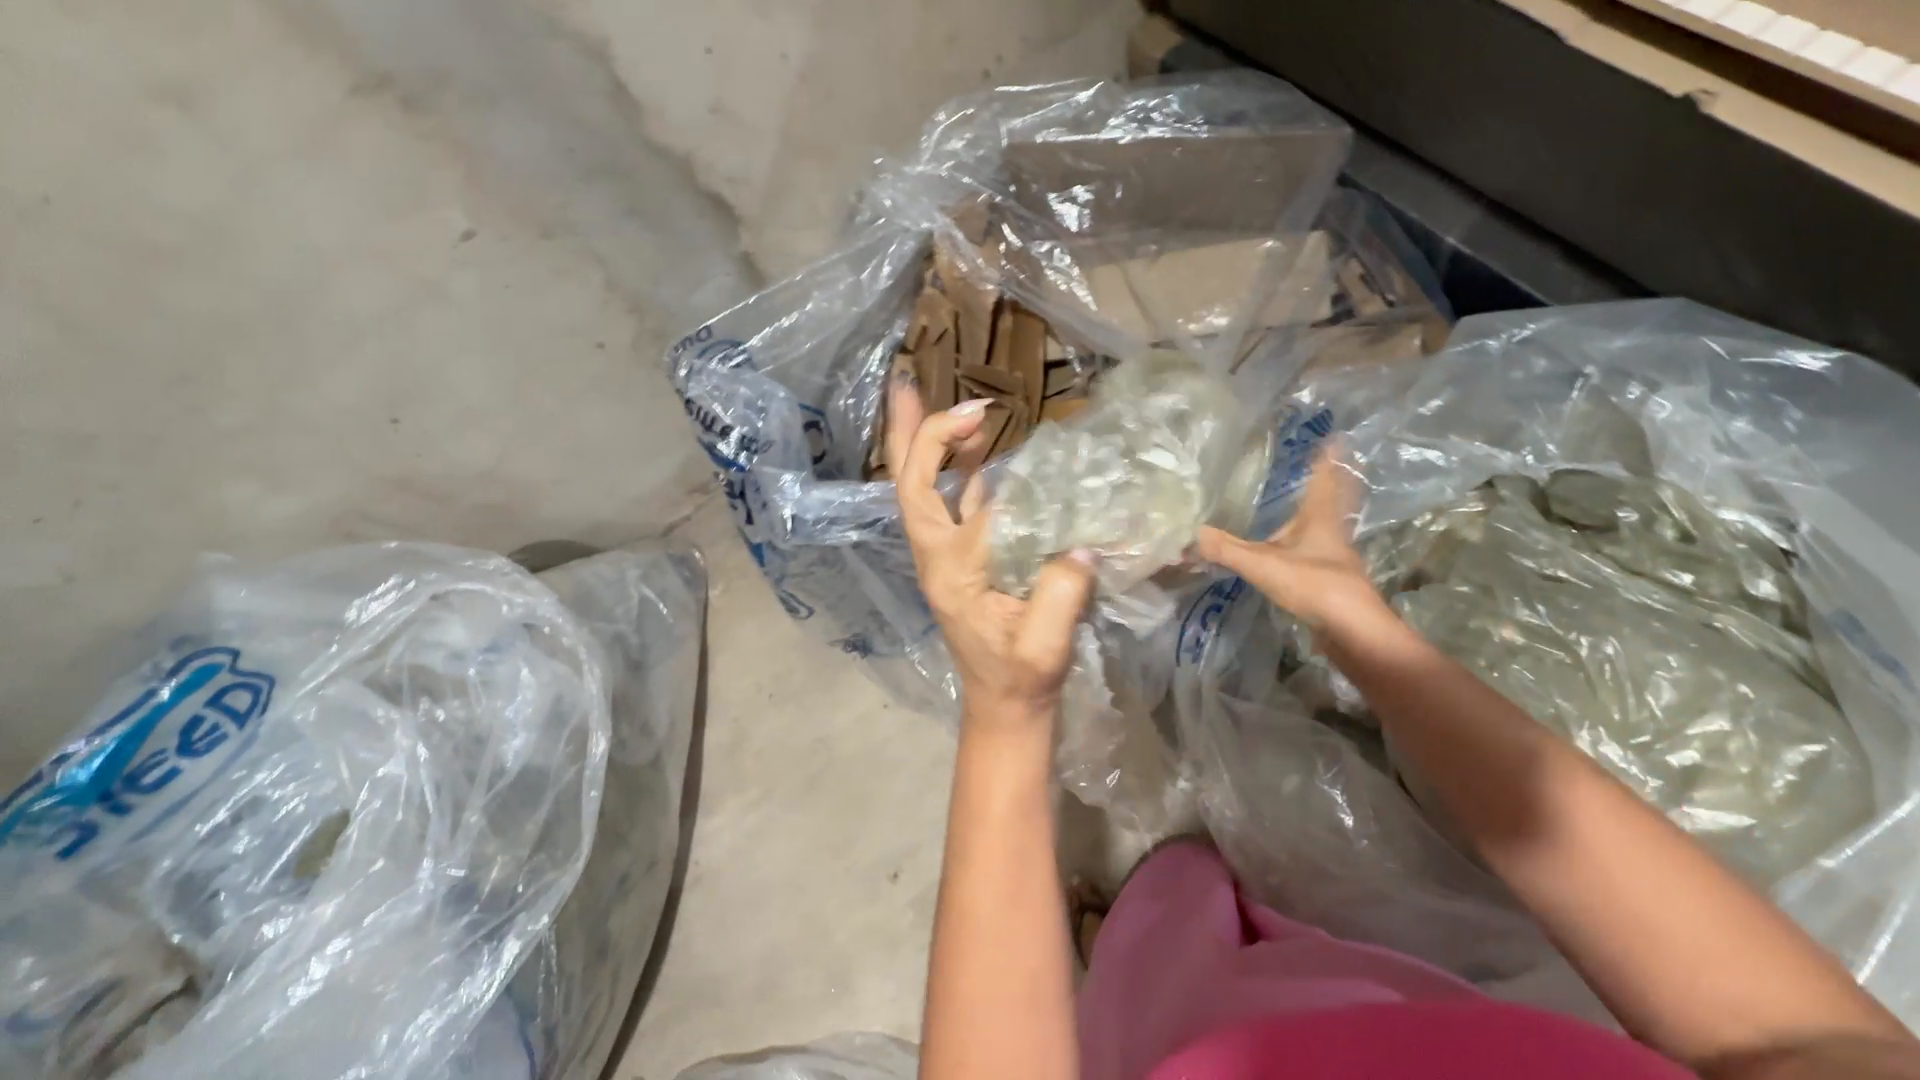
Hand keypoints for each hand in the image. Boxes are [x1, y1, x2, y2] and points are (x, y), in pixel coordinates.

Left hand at [886, 374, 1096, 721]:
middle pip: (911, 485)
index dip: (1003, 485)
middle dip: (913, 434)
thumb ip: (1062, 596)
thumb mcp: (1045, 648)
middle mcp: (938, 558)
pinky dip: (958, 469)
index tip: (1038, 464)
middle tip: (911, 383)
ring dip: (925, 443)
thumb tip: (1084, 543)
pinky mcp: (960, 559)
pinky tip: (976, 445)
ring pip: (923, 488)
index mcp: (953, 574)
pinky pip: (951, 502)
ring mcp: (945, 556)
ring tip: (928, 394)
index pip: (971, 511)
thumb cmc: (1021, 680)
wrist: (1003, 706)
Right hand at [1194, 442, 1383, 633]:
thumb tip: (1193, 532)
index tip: (1334, 438)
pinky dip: (1309, 544)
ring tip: (1301, 505)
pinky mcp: (1334, 581)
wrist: (1352, 630)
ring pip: (1327, 527)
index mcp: (1321, 518)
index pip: (1325, 479)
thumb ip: (1227, 549)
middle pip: (1334, 500)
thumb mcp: (1263, 565)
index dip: (1327, 459)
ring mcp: (1336, 558)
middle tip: (1326, 465)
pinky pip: (1318, 552)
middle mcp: (1333, 532)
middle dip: (1330, 483)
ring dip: (1318, 515)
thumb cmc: (1314, 585)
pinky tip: (1295, 551)